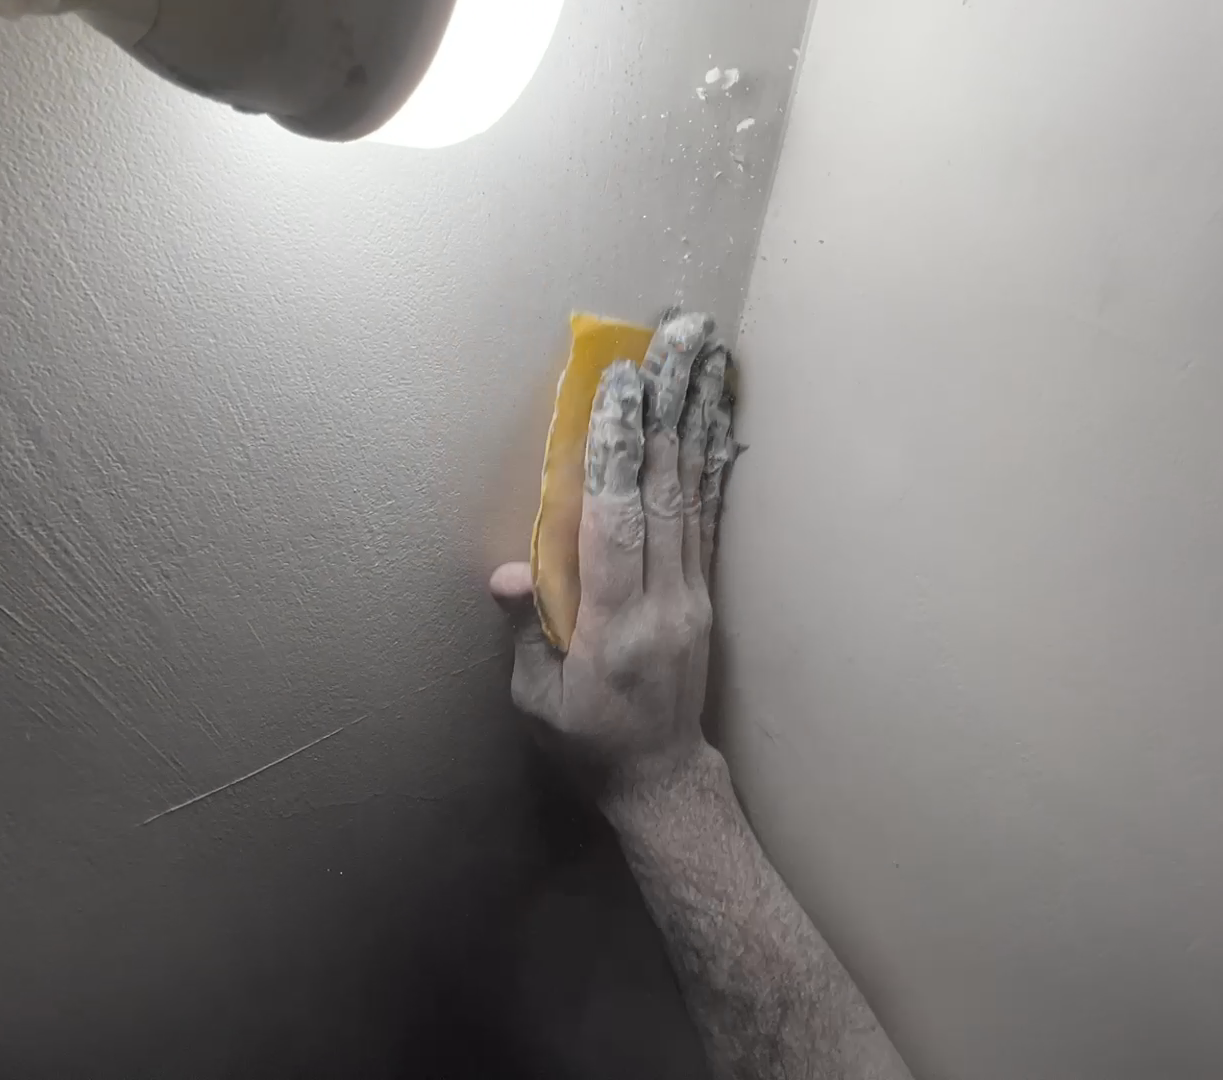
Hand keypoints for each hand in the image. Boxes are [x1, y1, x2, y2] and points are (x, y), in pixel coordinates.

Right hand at [491, 312, 737, 799]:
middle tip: (676, 341)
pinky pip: (708, 521)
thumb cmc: (588, 743)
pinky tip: (714, 425)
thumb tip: (508, 573)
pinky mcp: (706, 595)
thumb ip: (526, 632)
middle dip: (666, 410)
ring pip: (694, 496)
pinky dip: (710, 467)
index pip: (615, 520)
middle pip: (666, 491)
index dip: (616, 450)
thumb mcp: (537, 701)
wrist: (663, 777)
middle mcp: (665, 601)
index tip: (619, 386)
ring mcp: (694, 595)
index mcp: (615, 626)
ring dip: (695, 423)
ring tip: (704, 361)